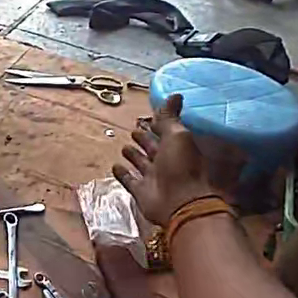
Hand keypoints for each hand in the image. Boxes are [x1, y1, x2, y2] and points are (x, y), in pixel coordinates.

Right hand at [112, 94, 244, 224]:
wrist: (180, 202)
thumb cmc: (182, 166)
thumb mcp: (177, 136)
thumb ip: (171, 118)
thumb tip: (175, 94)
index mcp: (177, 147)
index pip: (165, 133)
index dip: (157, 126)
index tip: (146, 118)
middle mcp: (166, 162)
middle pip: (152, 148)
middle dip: (144, 139)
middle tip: (134, 131)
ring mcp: (153, 178)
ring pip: (141, 163)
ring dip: (133, 155)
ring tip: (124, 147)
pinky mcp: (141, 191)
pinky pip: (130, 180)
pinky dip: (123, 173)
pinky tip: (115, 166)